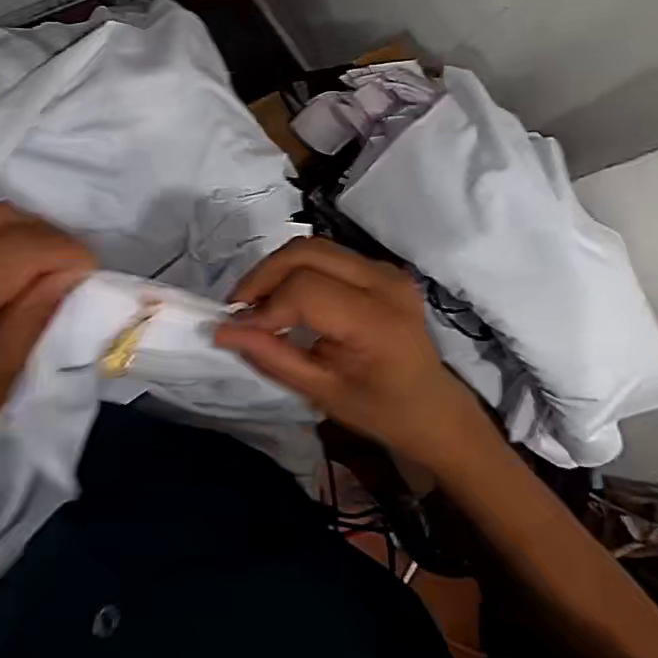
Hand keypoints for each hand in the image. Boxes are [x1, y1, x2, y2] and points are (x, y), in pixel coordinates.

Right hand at [214, 237, 492, 469]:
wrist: (433, 406)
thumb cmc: (381, 410)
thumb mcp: (322, 393)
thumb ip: (273, 357)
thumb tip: (224, 332)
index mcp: (378, 321)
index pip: (307, 290)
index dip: (265, 307)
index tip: (237, 329)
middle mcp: (385, 283)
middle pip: (307, 253)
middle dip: (264, 276)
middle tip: (239, 308)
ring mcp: (387, 269)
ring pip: (315, 247)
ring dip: (278, 269)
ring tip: (258, 303)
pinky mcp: (382, 267)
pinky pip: (329, 255)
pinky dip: (297, 270)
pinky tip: (285, 298)